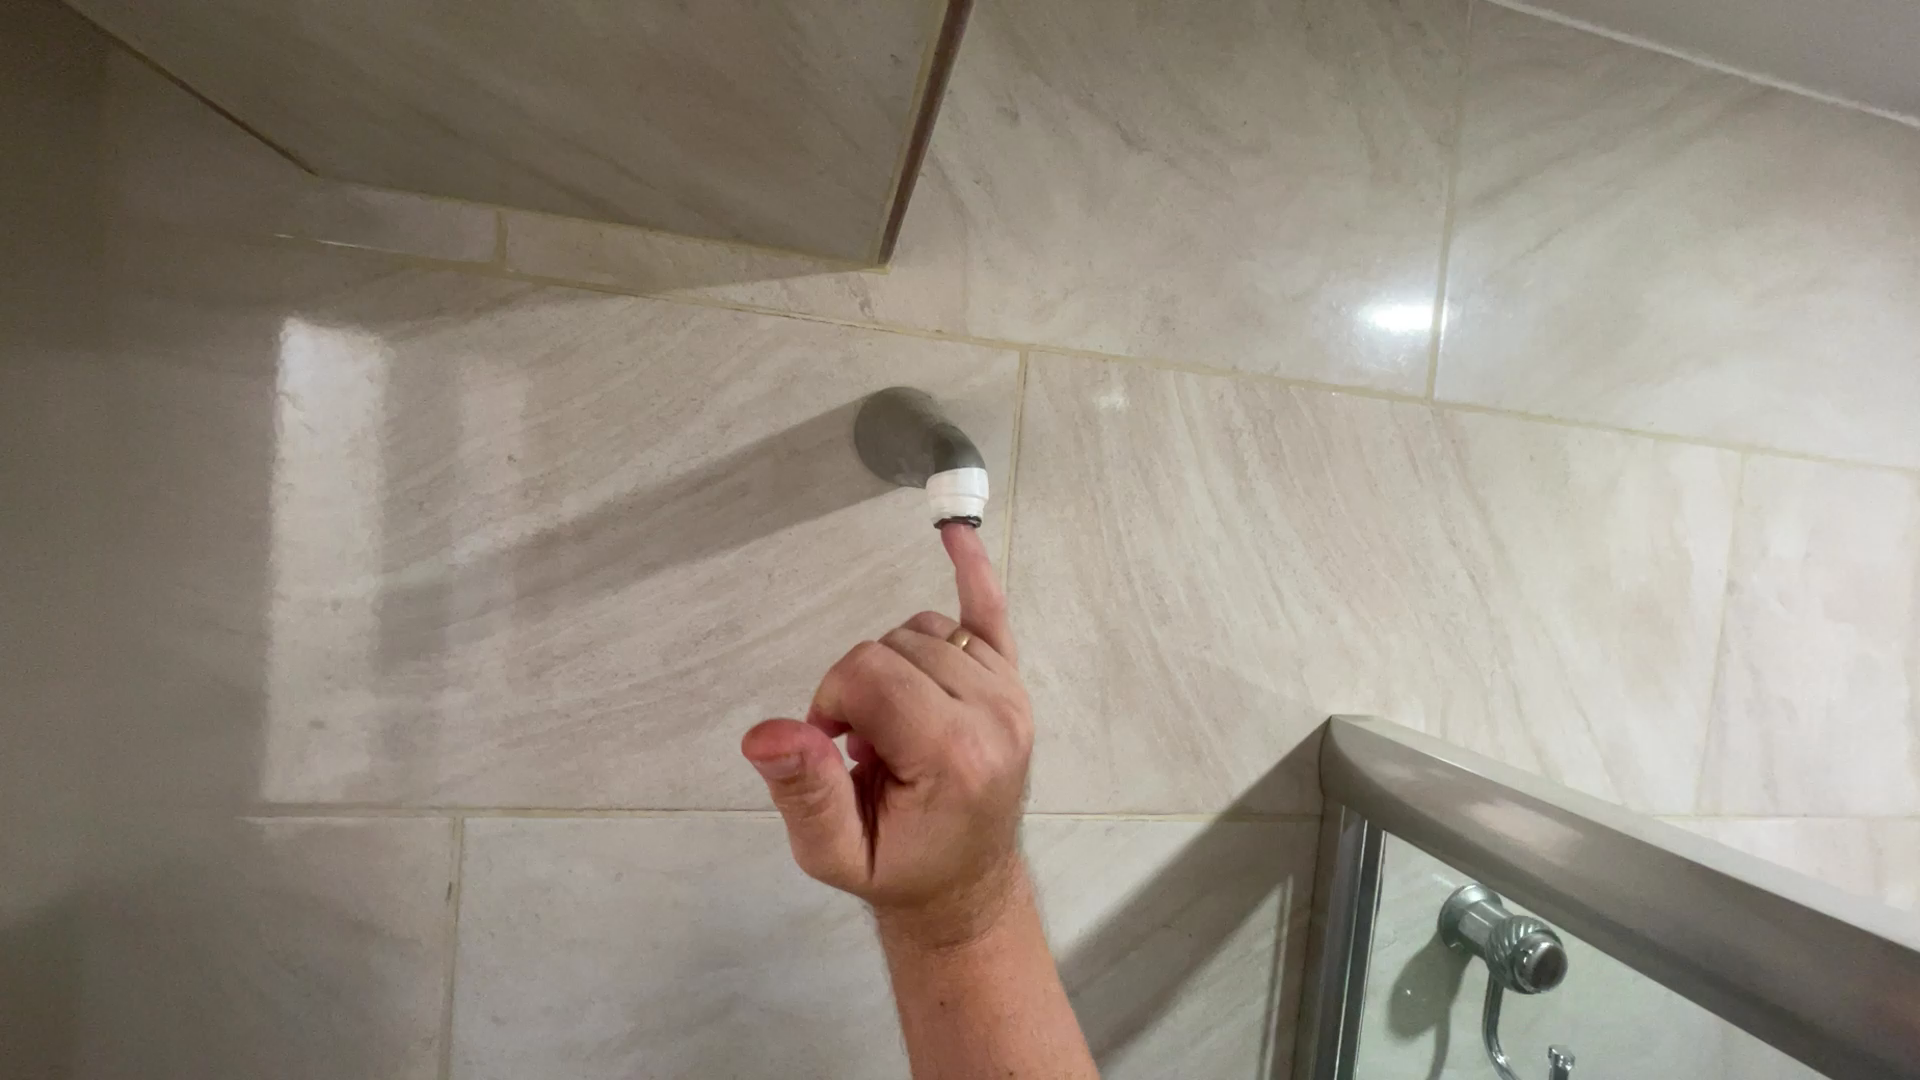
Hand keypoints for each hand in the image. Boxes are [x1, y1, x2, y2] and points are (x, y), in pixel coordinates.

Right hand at [740, 523, 1032, 949]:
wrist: (966, 884)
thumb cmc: (899, 869)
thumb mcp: (834, 854)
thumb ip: (804, 791)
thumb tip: (767, 733)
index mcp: (954, 754)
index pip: (868, 672)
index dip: (832, 699)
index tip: (832, 744)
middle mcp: (994, 712)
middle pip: (892, 645)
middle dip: (858, 687)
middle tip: (861, 745)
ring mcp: (1010, 691)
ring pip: (921, 629)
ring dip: (891, 664)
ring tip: (891, 724)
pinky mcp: (1012, 680)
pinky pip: (988, 611)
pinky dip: (970, 571)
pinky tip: (955, 534)